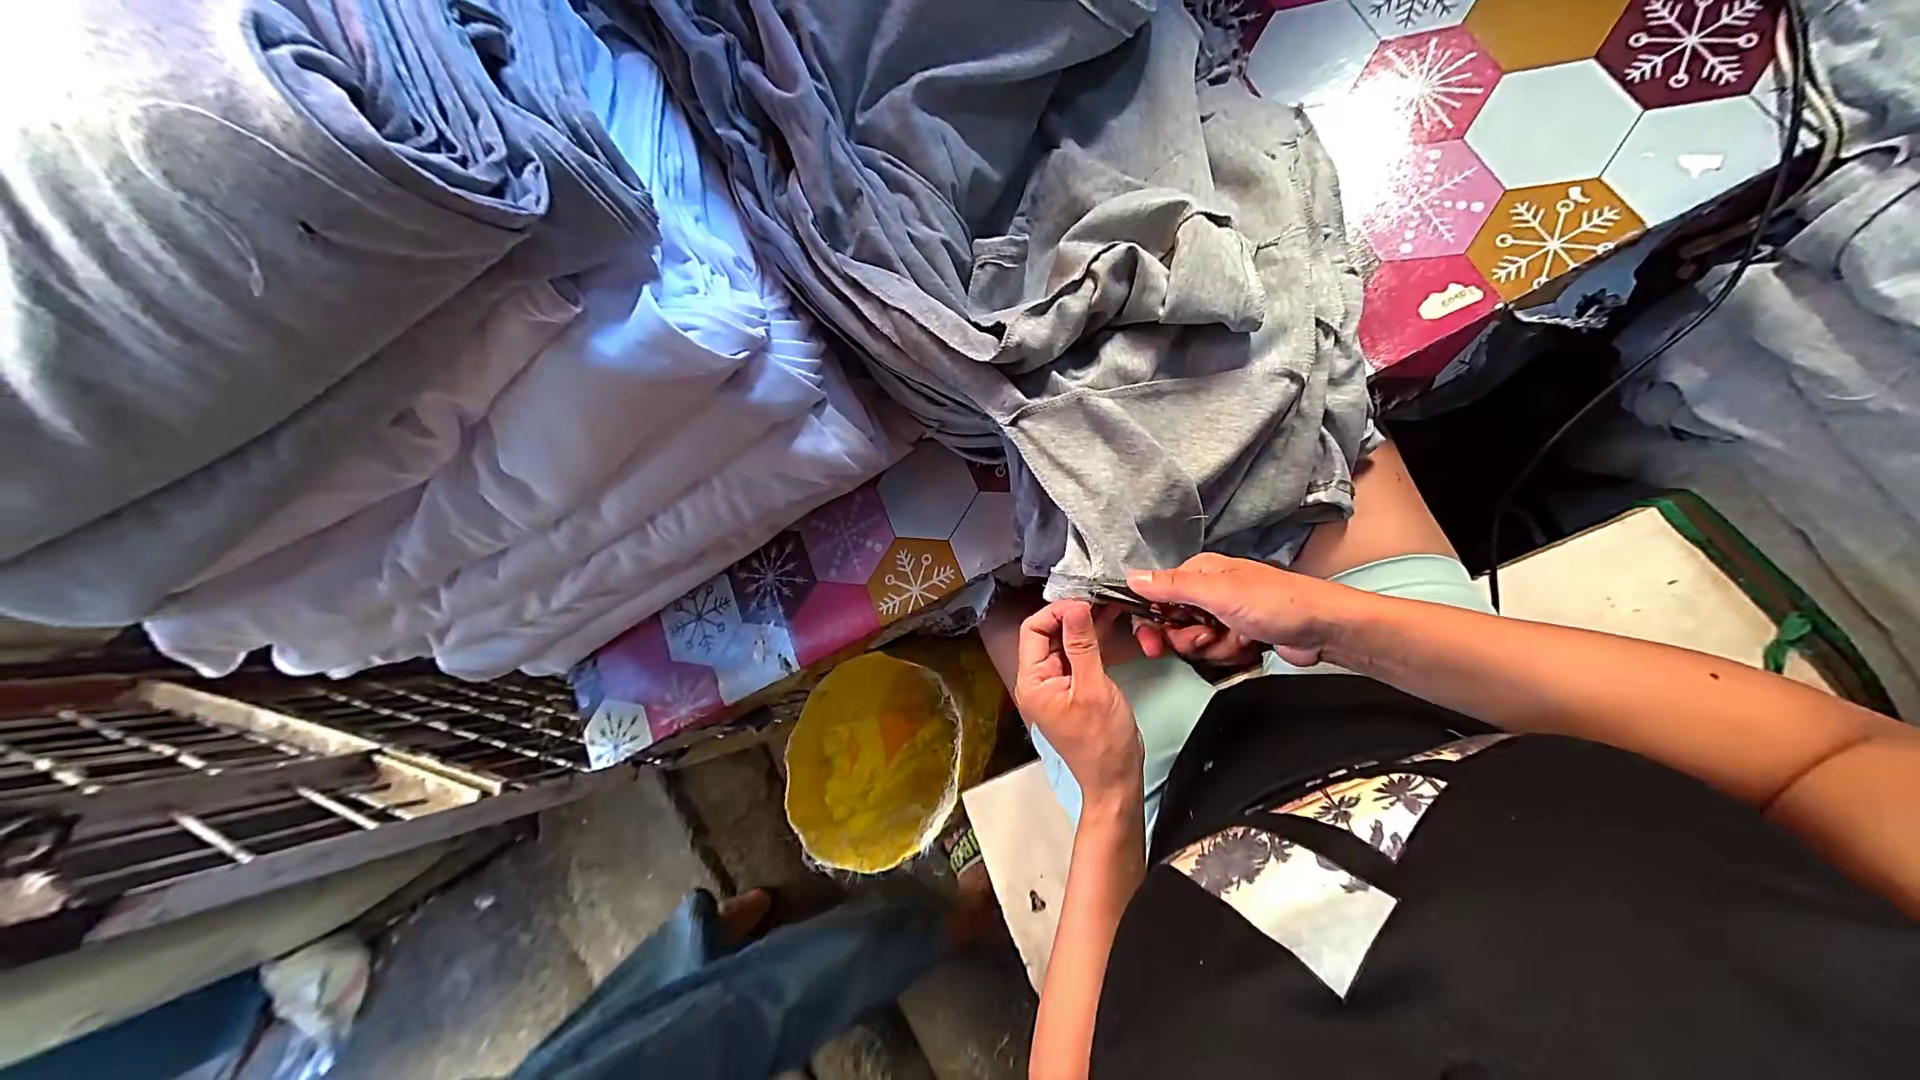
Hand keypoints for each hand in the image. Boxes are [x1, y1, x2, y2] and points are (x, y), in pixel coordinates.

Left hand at [1015, 600, 1143, 805]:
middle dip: (1071, 614)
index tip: (1083, 601)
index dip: (1056, 611)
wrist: (1115, 778)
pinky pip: (1077, 655)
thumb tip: (1075, 607)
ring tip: (1106, 604)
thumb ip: (1082, 645)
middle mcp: (1038, 679)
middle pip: (1047, 634)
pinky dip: (1091, 640)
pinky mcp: (1073, 686)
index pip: (1033, 630)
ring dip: (1083, 624)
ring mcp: (1056, 683)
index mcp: (1032, 681)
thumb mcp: (1093, 688)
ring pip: (1064, 642)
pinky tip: (1108, 623)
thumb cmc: (1102, 741)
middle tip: (1098, 599)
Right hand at [1127, 553, 1349, 666]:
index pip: (1155, 598)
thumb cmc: (1275, 602)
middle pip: (1172, 625)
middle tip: (1208, 637)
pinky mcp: (1236, 635)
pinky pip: (1216, 652)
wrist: (1323, 629)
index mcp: (1198, 573)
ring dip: (1214, 647)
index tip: (1152, 642)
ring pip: (1194, 643)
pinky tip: (1249, 645)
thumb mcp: (1217, 592)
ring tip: (1238, 638)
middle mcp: (1206, 591)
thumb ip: (1171, 587)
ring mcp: (1222, 614)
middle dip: (1188, 639)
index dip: (1150, 623)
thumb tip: (1132, 577)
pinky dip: (1230, 653)